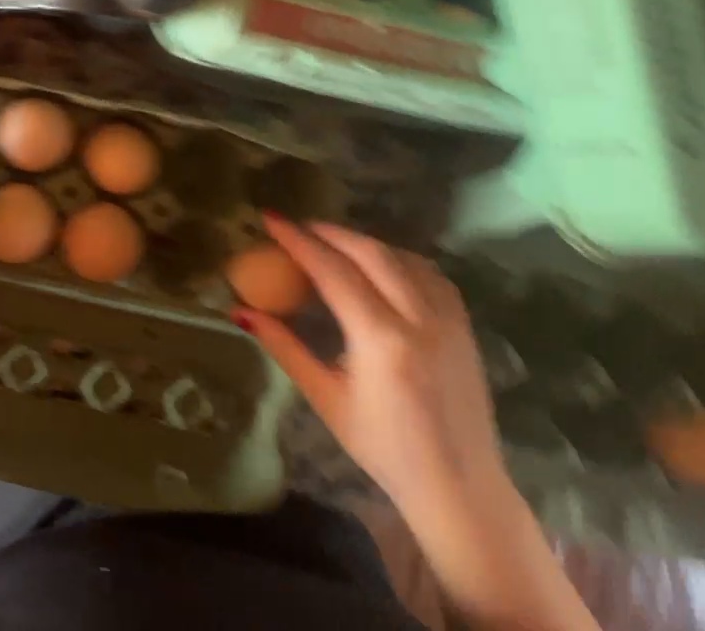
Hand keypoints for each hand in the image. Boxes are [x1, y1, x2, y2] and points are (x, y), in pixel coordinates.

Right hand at [234, 219, 511, 522]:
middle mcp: (419, 320)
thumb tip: (240, 311)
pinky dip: (399, 259)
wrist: (458, 484)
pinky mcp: (464, 327)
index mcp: (381, 339)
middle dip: (330, 232)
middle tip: (297, 227)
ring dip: (365, 242)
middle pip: (371, 253)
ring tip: (333, 242)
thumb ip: (284, 347)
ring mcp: (449, 321)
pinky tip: (380, 265)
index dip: (299, 241)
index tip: (271, 219)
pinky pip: (431, 275)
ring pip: (405, 258)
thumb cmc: (382, 447)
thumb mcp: (325, 397)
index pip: (333, 272)